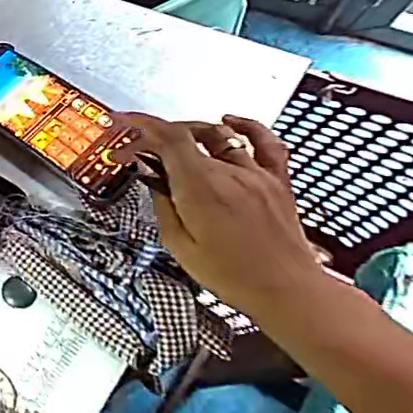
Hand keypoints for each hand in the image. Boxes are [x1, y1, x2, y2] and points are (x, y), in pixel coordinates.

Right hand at [116, 113, 332, 324]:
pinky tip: (230, 120)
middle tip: (141, 151)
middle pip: (187, 135)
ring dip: (189, 132)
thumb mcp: (179, 245)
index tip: (125, 122)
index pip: (168, 137)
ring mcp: (255, 174)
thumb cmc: (235, 276)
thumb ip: (162, 204)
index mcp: (200, 188)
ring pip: (218, 135)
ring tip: (174, 142)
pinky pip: (265, 141)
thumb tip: (150, 178)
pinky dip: (246, 125)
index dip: (142, 124)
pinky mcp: (276, 181)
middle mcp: (229, 173)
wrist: (288, 292)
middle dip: (157, 137)